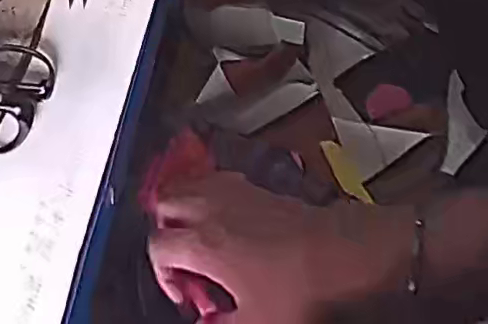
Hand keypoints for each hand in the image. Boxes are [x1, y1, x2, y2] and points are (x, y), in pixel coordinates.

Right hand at [147, 171, 415, 323]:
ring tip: (195, 233)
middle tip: (184, 258)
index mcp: (202, 243)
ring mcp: (225, 188)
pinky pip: (208, 178)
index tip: (186, 294)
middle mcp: (207, 207)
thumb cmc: (293, 288)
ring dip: (179, 206)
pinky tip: (220, 216)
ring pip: (182, 183)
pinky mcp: (244, 181)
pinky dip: (202, 192)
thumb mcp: (254, 322)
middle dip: (165, 230)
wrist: (331, 251)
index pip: (157, 246)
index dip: (162, 274)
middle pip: (162, 203)